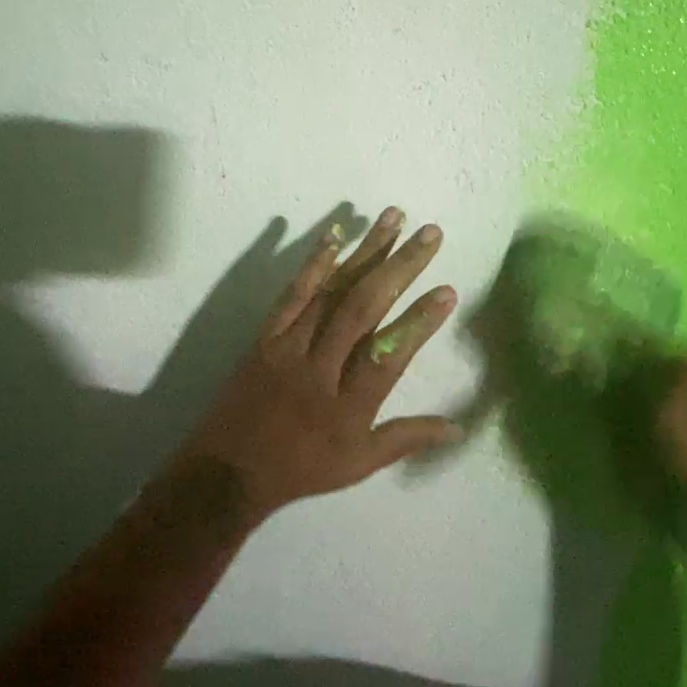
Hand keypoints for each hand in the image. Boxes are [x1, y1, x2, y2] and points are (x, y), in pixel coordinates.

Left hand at [174, 207, 461, 520]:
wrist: (227, 469)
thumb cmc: (301, 468)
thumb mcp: (358, 464)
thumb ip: (408, 439)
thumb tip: (458, 426)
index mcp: (348, 405)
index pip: (389, 355)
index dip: (418, 322)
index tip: (448, 290)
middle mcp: (320, 369)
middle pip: (363, 309)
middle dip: (399, 267)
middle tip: (430, 234)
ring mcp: (289, 347)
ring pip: (331, 292)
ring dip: (365, 251)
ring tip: (393, 217)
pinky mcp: (266, 335)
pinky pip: (292, 294)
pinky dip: (314, 263)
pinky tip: (335, 235)